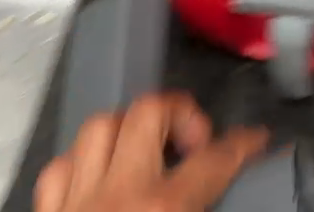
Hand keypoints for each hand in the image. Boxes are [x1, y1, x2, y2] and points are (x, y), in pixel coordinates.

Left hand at [35, 92, 268, 211]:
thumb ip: (211, 204)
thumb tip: (228, 193)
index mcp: (162, 210)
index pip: (214, 160)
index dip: (243, 145)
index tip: (255, 140)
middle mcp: (117, 197)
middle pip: (149, 113)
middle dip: (177, 115)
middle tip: (193, 144)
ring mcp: (75, 206)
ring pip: (98, 128)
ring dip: (126, 132)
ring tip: (146, 153)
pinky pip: (58, 170)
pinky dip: (79, 165)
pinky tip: (97, 180)